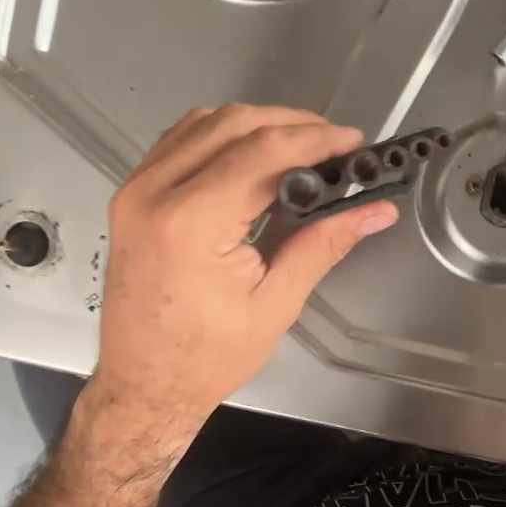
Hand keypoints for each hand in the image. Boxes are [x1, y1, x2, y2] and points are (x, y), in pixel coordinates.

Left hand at [90, 105, 398, 428]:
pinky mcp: (132, 196)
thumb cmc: (205, 359)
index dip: (315, 139)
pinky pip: (180, 141)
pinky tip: (253, 157)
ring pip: (204, 122)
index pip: (262, 152)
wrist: (145, 384)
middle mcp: (154, 194)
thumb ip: (323, 244)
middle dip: (292, 125)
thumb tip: (373, 211)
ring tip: (302, 150)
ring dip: (257, 124)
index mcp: (191, 224)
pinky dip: (222, 136)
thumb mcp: (275, 304)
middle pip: (233, 124)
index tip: (352, 143)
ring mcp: (136, 191)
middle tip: (334, 147)